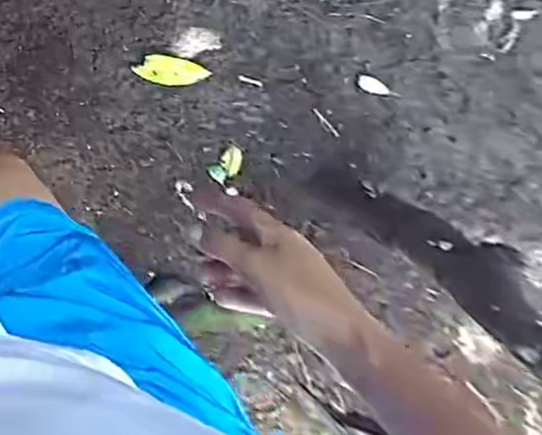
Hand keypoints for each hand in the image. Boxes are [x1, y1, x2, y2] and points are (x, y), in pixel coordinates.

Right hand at [190, 187, 371, 350]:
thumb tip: (196, 230)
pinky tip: (221, 298)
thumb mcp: (255, 265)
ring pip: (249, 267)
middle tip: (193, 246)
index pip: (239, 209)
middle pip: (243, 239)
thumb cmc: (299, 293)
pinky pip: (259, 291)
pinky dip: (239, 292)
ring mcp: (289, 277)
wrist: (348, 342)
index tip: (192, 199)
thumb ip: (223, 246)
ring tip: (203, 277)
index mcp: (276, 233)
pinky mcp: (293, 302)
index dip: (215, 202)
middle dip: (217, 242)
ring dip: (225, 270)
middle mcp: (283, 250)